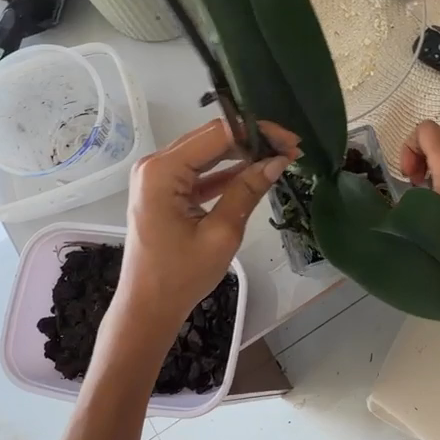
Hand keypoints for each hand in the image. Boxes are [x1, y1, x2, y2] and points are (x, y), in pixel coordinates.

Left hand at [114, 119, 298, 332]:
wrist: (148, 307)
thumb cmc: (180, 276)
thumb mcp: (221, 234)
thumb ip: (247, 192)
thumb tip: (277, 162)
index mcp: (162, 171)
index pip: (218, 134)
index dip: (258, 132)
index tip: (291, 141)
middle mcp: (155, 165)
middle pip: (211, 138)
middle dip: (253, 140)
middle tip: (292, 149)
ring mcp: (157, 177)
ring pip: (208, 153)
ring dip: (243, 154)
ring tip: (280, 158)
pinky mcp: (164, 190)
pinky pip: (200, 172)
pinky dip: (227, 171)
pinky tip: (256, 172)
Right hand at [399, 121, 439, 286]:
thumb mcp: (428, 218)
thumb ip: (409, 207)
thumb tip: (402, 204)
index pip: (425, 130)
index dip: (408, 148)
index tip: (408, 178)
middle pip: (437, 138)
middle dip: (418, 157)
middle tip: (415, 186)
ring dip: (432, 171)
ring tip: (428, 201)